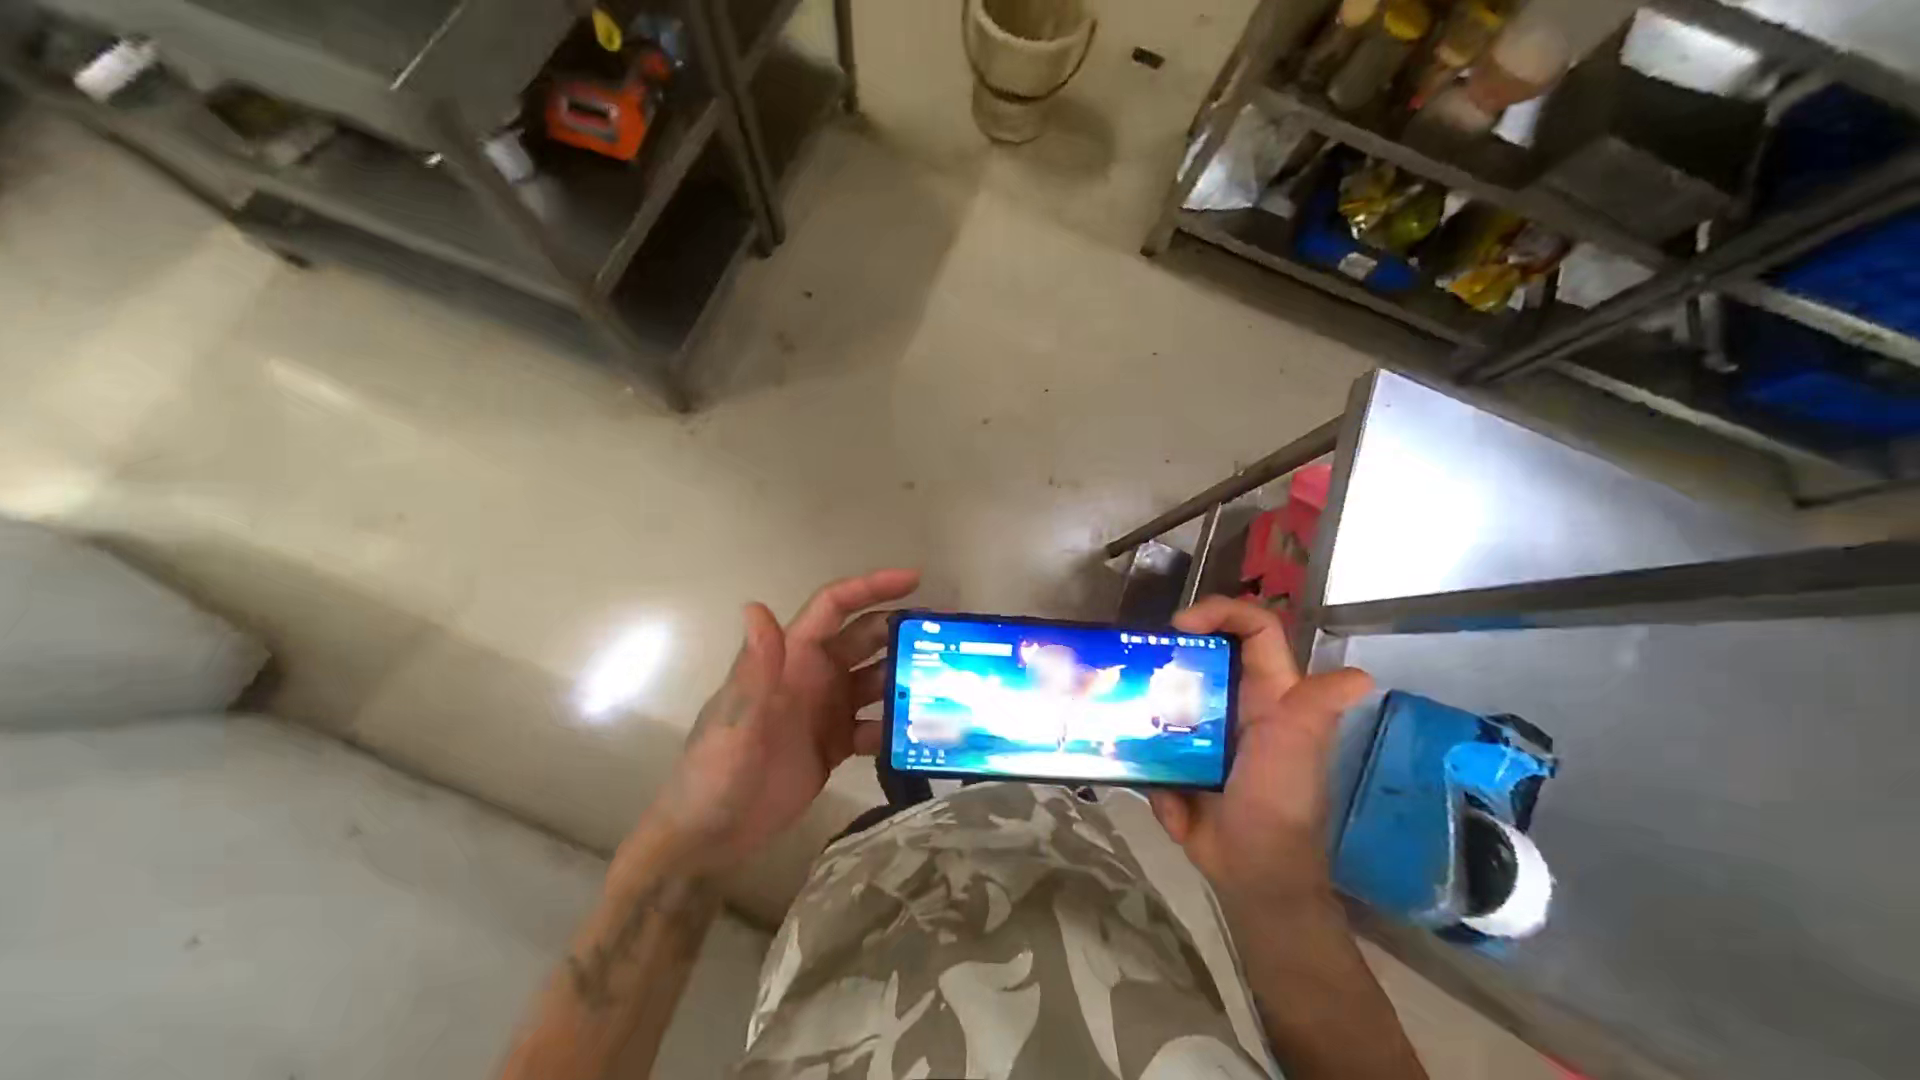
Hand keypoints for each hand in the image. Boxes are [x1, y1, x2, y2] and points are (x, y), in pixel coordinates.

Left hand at [634, 569, 919, 874]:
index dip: (872, 588)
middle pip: (866, 639)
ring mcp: (827, 710)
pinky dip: (898, 727)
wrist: (709, 838)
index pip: (834, 608)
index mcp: (790, 660)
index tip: (916, 580)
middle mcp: (813, 676)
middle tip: (949, 637)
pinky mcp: (837, 744)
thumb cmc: (715, 776)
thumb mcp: (735, 724)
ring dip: (907, 680)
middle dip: (903, 631)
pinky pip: (876, 725)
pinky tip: (922, 737)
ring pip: (877, 681)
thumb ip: (754, 671)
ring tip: (947, 686)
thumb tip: (756, 606)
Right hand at [1149, 596, 1371, 907]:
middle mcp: (1234, 703)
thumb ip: (1315, 709)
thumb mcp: (1298, 750)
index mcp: (1267, 693)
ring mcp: (1201, 731)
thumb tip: (1361, 677)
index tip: (1179, 626)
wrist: (1253, 875)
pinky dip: (1140, 748)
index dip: (1221, 612)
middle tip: (1135, 660)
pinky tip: (1137, 766)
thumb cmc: (1281, 804)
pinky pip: (1150, 739)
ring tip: (1113, 697)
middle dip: (1166, 650)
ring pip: (1166, 693)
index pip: (1253, 631)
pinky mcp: (1176, 758)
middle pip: (1200, 654)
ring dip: (1142, 694)